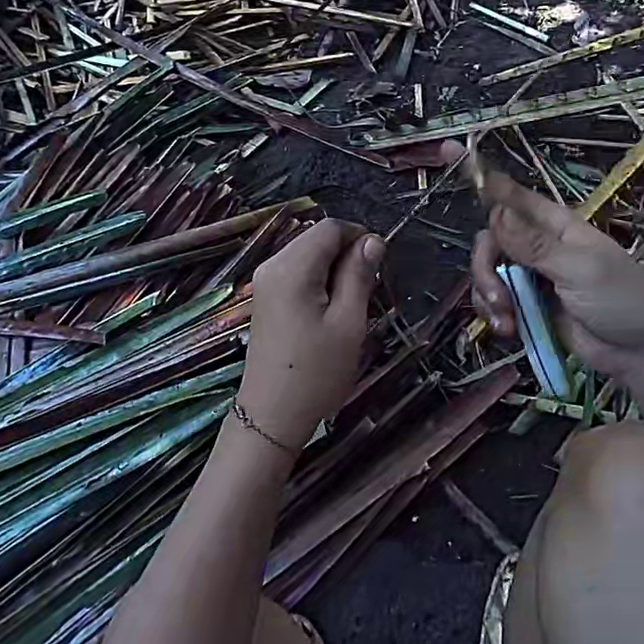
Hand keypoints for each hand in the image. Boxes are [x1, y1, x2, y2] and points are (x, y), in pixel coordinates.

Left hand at [241, 220, 383, 450]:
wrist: (272, 415)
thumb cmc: (316, 371)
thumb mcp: (348, 322)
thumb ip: (359, 275)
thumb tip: (372, 240)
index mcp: (291, 267)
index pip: (329, 228)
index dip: (358, 237)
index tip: (379, 266)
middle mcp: (272, 265)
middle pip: (316, 238)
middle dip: (345, 254)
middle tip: (366, 290)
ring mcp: (265, 282)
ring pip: (308, 254)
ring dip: (334, 269)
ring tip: (349, 304)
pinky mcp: (265, 298)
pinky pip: (297, 272)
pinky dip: (318, 280)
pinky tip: (329, 310)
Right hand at [465, 153, 643, 382]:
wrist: (643, 355)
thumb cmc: (623, 301)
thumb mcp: (581, 268)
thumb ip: (534, 245)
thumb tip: (494, 214)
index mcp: (555, 225)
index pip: (511, 194)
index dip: (480, 176)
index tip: (446, 153)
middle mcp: (538, 246)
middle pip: (489, 240)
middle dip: (485, 268)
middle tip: (498, 296)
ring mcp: (531, 277)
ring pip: (487, 273)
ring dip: (489, 297)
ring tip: (508, 321)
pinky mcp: (527, 307)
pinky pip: (494, 301)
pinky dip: (494, 315)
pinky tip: (510, 331)